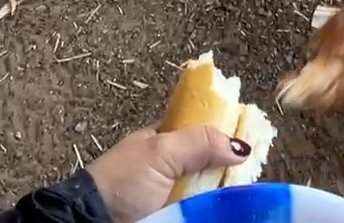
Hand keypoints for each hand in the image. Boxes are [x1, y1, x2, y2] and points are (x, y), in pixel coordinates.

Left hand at [85, 125, 250, 222]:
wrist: (93, 221)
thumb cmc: (122, 180)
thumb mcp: (162, 150)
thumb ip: (200, 142)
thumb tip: (242, 146)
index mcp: (166, 139)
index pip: (204, 130)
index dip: (226, 135)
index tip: (250, 144)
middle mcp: (171, 166)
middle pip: (210, 163)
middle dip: (228, 169)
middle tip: (251, 175)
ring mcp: (172, 196)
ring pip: (208, 192)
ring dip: (225, 193)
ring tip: (247, 196)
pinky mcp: (174, 216)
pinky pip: (202, 211)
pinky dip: (215, 210)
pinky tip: (232, 208)